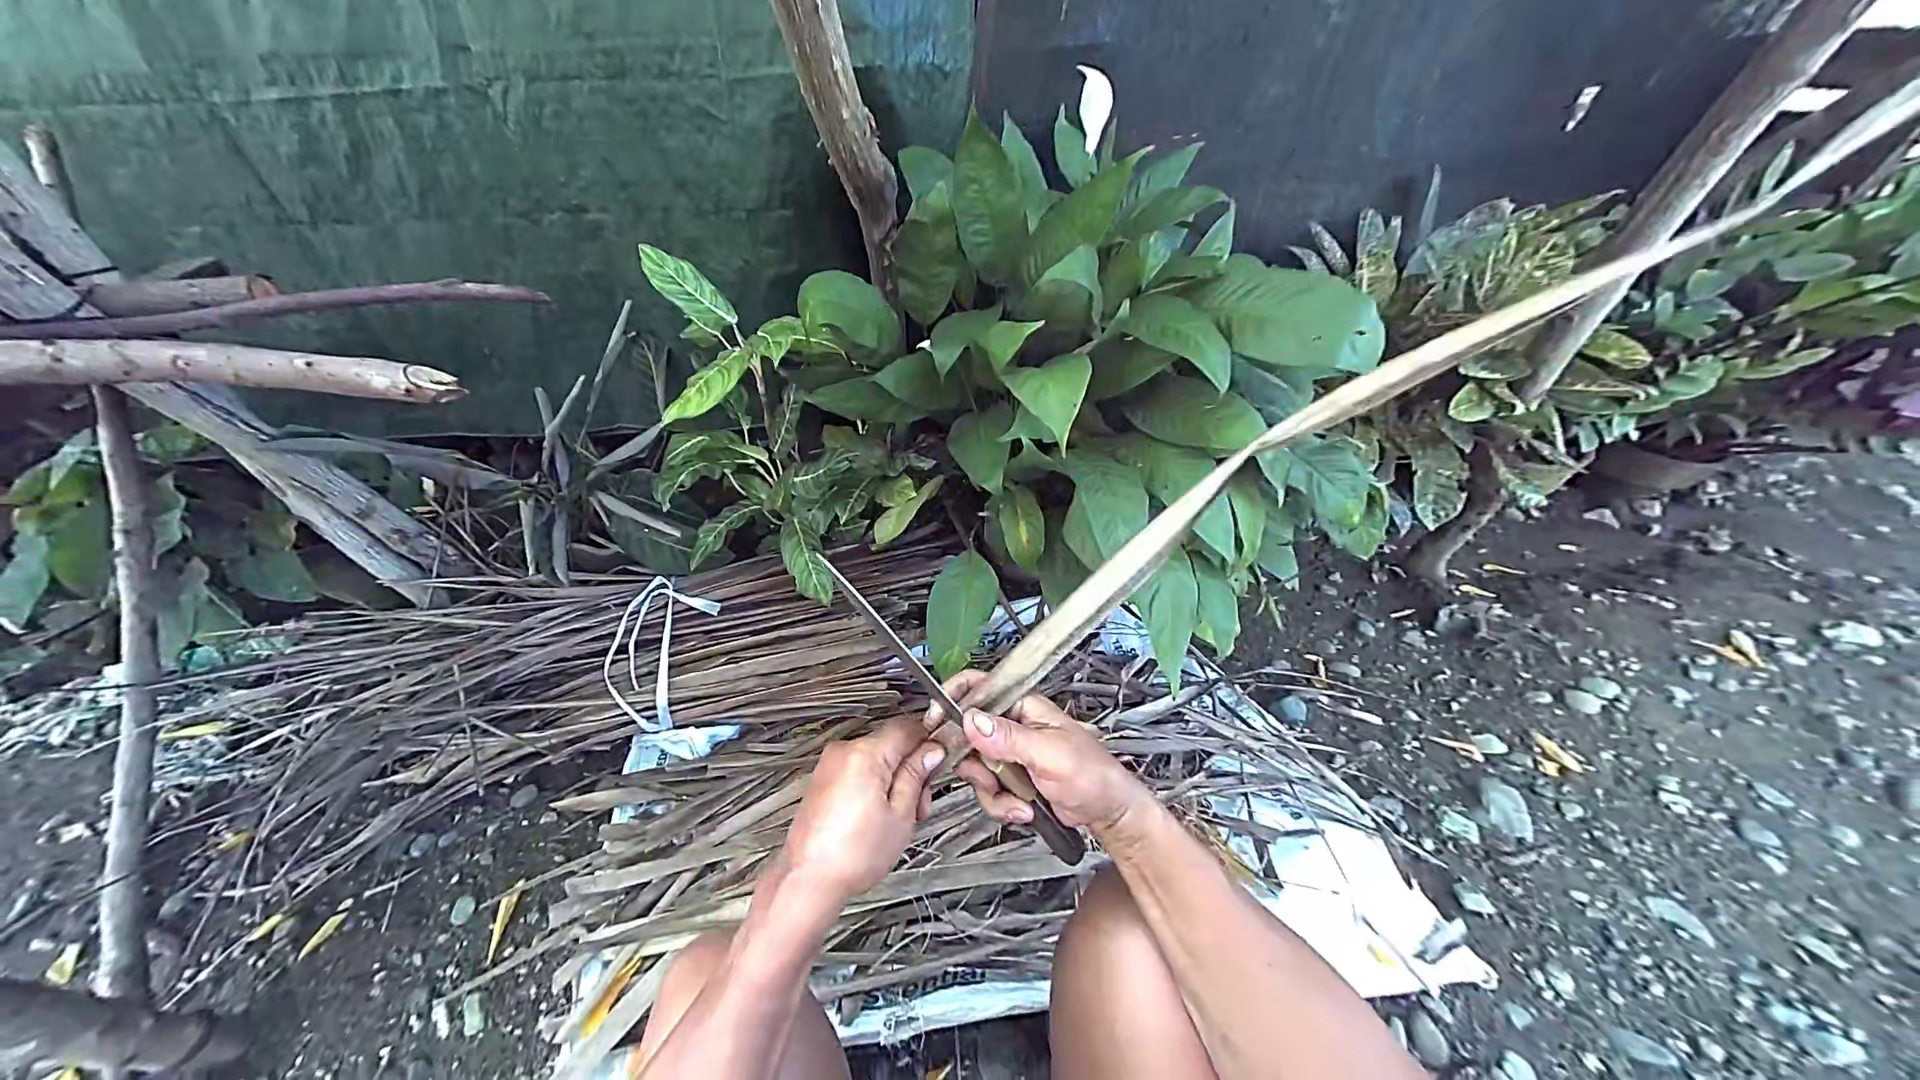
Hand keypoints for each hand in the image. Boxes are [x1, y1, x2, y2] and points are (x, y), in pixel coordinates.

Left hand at [782, 715, 945, 901]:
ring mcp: (831, 765)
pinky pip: (858, 770)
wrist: (808, 881)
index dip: (929, 740)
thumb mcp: (901, 815)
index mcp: (865, 754)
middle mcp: (844, 752)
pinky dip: (873, 785)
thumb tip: (931, 752)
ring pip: (876, 758)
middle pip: (892, 744)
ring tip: (896, 817)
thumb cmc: (850, 856)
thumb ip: (917, 775)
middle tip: (919, 802)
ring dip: (893, 780)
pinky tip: (876, 816)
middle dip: (911, 769)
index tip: (941, 755)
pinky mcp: (824, 779)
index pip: (907, 727)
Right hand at [932, 670, 1152, 837]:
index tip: (937, 724)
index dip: (952, 701)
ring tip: (1019, 799)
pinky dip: (1000, 804)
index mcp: (1022, 706)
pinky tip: (1023, 807)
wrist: (1108, 812)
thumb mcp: (1049, 754)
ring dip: (992, 791)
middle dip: (976, 765)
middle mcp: (1013, 725)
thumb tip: (972, 720)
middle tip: (990, 776)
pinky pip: (987, 789)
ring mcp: (1011, 752)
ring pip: (975, 767)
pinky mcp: (1012, 776)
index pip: (977, 687)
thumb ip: (1009, 737)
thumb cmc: (1094, 774)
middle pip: (967, 734)